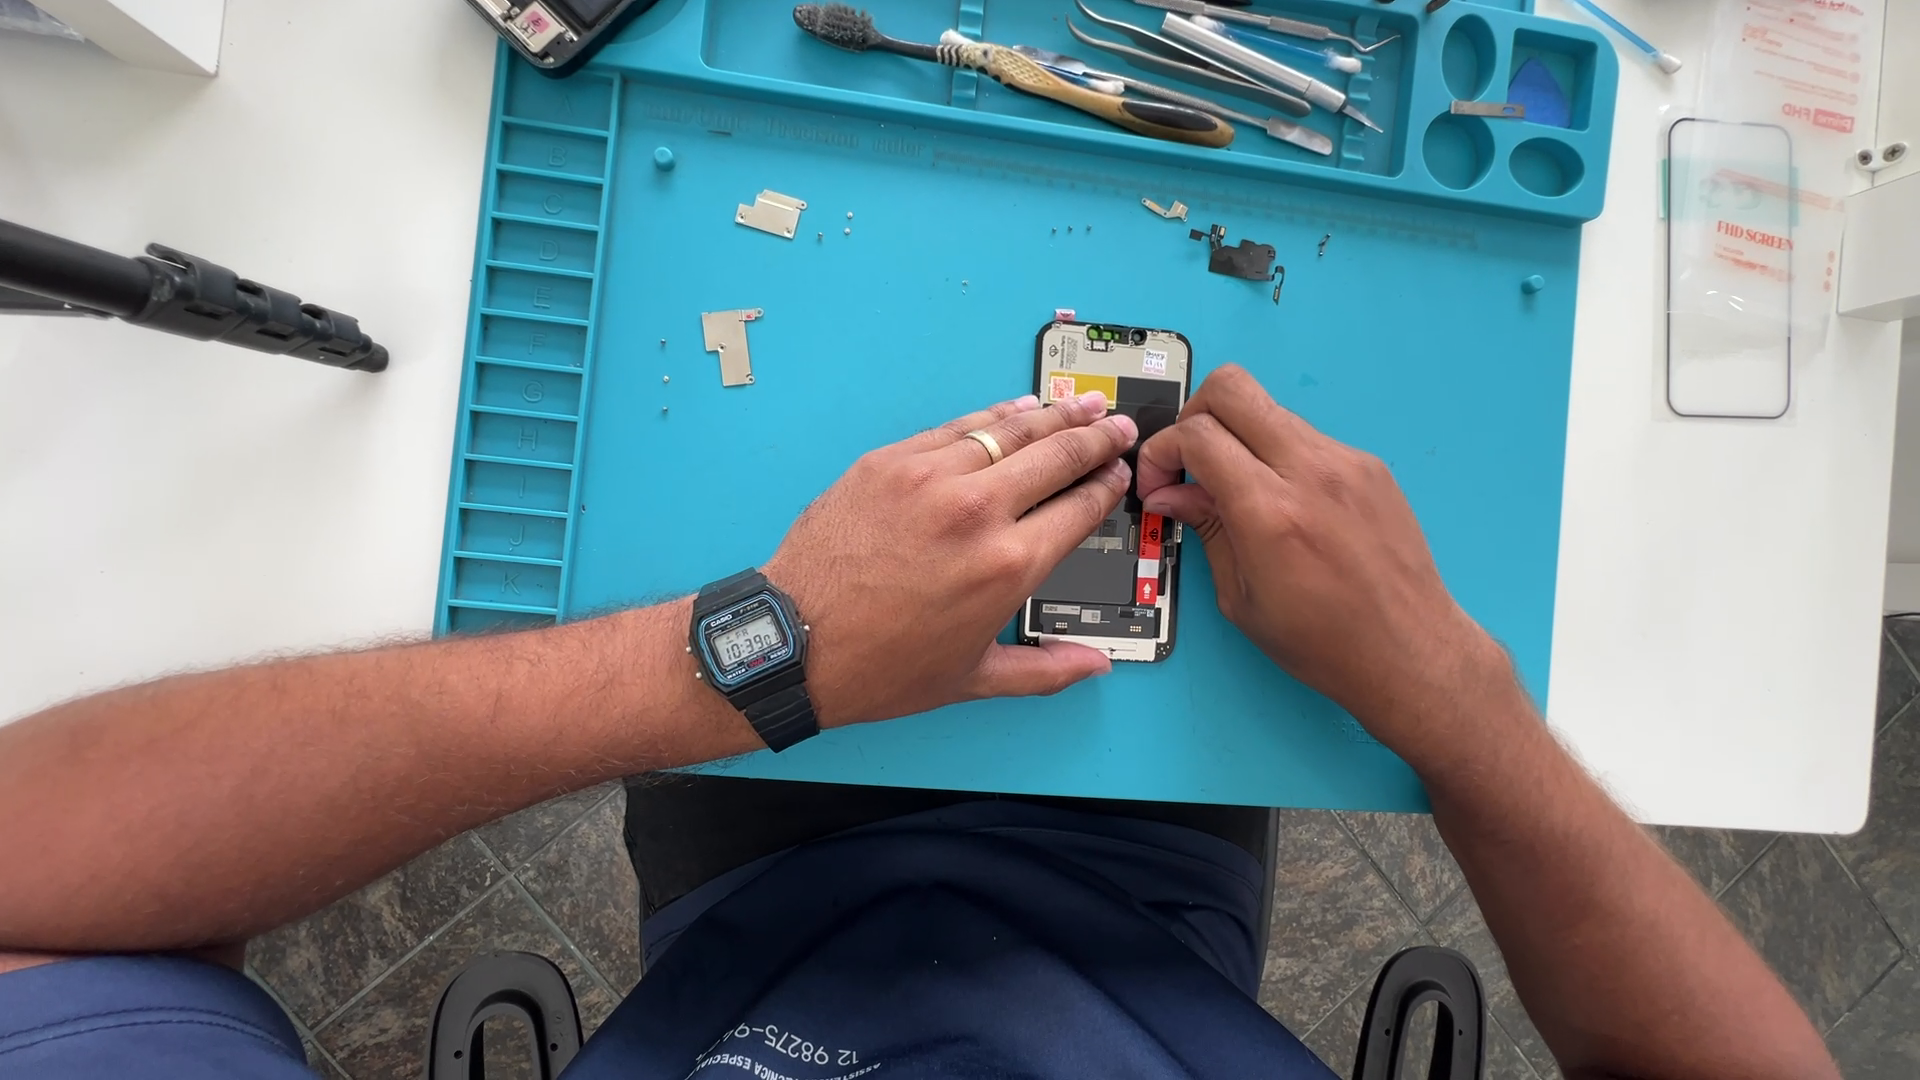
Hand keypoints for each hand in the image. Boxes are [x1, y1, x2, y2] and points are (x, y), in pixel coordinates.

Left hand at [765, 391, 1137, 726]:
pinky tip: (1017, 409)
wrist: (794, 643)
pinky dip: (994, 415)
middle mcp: (977, 513)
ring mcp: (931, 479)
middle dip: (1098, 439)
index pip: (1080, 509)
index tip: (1118, 476)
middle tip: (1118, 426)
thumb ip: (1045, 670)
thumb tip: (1093, 667)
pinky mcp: (890, 462)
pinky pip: (956, 427)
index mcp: (1007, 567)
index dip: (1107, 487)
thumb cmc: (880, 665)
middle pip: (1057, 457)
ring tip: (1083, 405)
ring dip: (1055, 416)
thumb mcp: (973, 679)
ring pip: (1011, 431)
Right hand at [1133, 366, 1509, 742]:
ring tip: (1232, 487)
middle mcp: (1310, 470)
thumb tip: (1167, 494)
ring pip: (1267, 408)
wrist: (1410, 651)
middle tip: (1188, 462)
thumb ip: (1205, 528)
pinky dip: (1272, 453)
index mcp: (1270, 511)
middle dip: (1191, 415)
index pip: (1198, 434)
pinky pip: (1302, 436)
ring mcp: (1346, 460)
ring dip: (1234, 435)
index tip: (1157, 484)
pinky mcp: (1368, 465)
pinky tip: (1278, 499)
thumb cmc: (1318, 640)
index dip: (1161, 451)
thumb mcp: (1239, 595)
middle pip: (1231, 388)